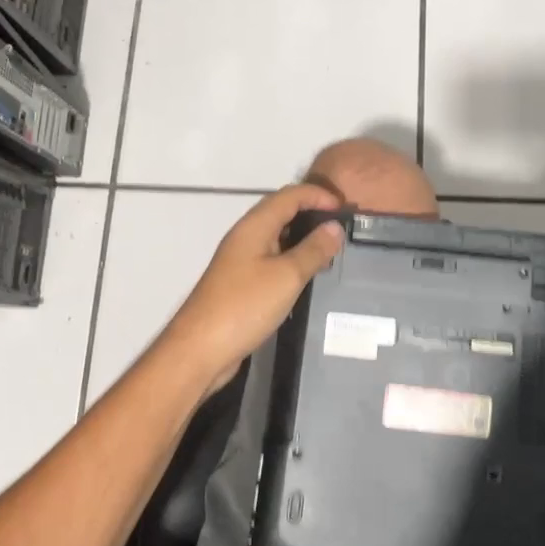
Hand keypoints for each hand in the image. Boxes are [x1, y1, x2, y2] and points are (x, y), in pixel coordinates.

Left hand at [163, 184, 345, 391]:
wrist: (200, 350)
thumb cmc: (244, 306)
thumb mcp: (287, 276)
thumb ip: (313, 250)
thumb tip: (334, 227)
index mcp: (254, 226)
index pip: (289, 195)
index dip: (318, 196)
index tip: (344, 210)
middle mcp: (245, 236)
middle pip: (281, 211)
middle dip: (312, 213)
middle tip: (341, 228)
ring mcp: (240, 260)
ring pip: (276, 236)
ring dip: (303, 237)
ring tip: (331, 250)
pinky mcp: (240, 282)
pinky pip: (271, 258)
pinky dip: (292, 258)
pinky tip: (307, 275)